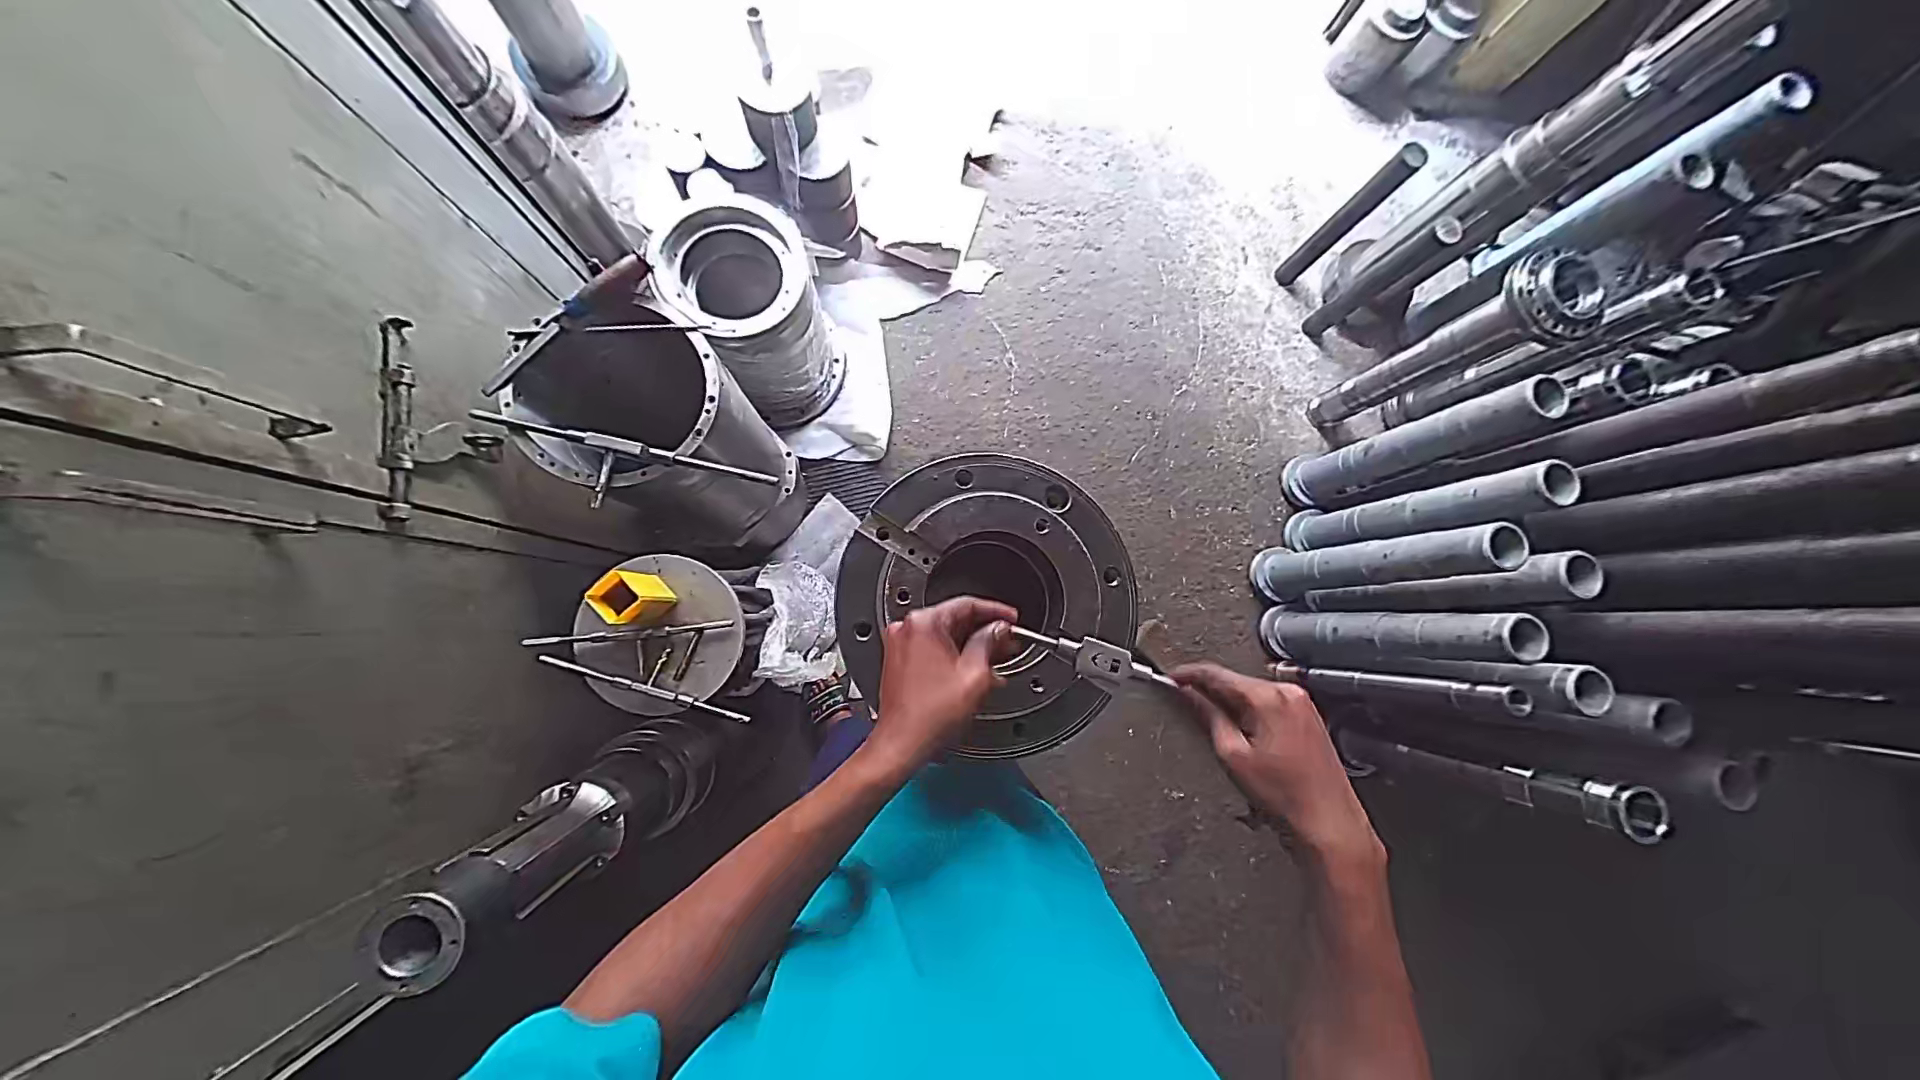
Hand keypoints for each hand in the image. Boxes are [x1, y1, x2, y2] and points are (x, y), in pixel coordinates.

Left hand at [865, 596, 1016, 775]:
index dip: (995, 611)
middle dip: (984, 631)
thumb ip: (989, 643)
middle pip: (955, 619)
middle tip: (1007, 641)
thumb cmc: (929, 715)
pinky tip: (972, 669)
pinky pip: (932, 648)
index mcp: (923, 624)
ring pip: (944, 635)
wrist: (901, 742)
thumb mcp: (974, 675)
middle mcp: (907, 629)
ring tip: (995, 659)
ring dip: (971, 645)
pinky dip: (953, 655)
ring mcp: (900, 645)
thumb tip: (997, 629)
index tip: (1011, 618)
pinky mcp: (899, 660)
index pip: (966, 604)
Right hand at [1171, 662, 1380, 867]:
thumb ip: (1207, 716)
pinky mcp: (1308, 716)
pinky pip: (1268, 701)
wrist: (1329, 822)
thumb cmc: (1288, 796)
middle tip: (1186, 701)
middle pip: (1234, 680)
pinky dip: (1249, 710)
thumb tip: (1190, 696)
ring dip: (1229, 701)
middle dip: (1208, 689)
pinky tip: (1244, 732)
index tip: (1172, 678)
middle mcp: (1289, 693)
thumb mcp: (1233, 755)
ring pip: (1251, 691)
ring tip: (1216, 723)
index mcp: (1269, 698)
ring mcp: (1301, 703)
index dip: (1187, 674)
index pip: (1216, 673)